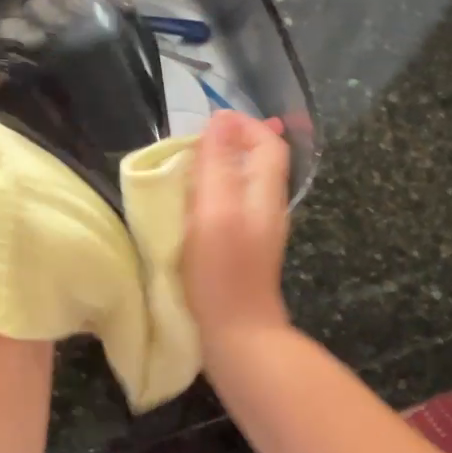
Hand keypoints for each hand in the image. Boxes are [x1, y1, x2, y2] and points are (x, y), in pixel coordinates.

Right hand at [183, 109, 291, 345]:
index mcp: (265, 193)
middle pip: (256, 163)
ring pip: (242, 187)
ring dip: (216, 172)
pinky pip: (230, 211)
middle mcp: (267, 208)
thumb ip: (218, 163)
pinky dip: (210, 198)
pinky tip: (186, 211)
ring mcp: (256, 233)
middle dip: (227, 146)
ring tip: (183, 173)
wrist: (237, 334)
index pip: (268, 143)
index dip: (244, 125)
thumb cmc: (223, 270)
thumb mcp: (216, 209)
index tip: (208, 121)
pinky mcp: (241, 253)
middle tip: (188, 146)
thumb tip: (221, 118)